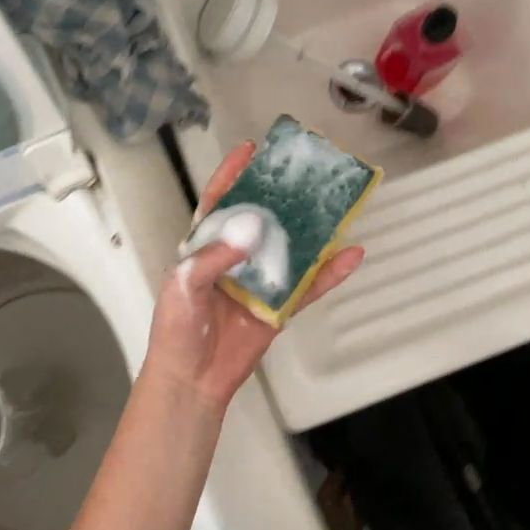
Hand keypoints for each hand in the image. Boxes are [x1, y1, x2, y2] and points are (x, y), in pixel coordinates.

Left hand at [143, 141, 365, 411]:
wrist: (190, 379)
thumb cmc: (177, 329)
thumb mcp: (185, 285)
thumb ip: (214, 257)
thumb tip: (252, 230)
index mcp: (205, 248)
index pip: (219, 202)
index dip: (233, 175)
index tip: (251, 149)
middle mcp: (234, 259)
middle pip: (262, 220)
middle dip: (281, 196)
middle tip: (305, 171)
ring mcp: (259, 283)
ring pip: (290, 249)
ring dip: (311, 228)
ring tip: (336, 202)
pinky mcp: (278, 308)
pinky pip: (308, 287)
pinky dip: (330, 273)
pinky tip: (352, 255)